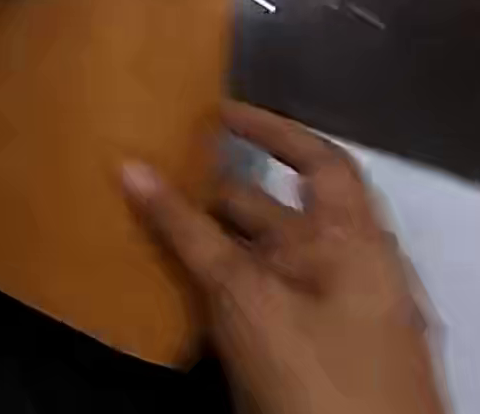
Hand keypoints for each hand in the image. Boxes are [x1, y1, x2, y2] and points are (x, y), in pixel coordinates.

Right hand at [123, 104, 446, 413]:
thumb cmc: (316, 370)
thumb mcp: (242, 293)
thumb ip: (183, 227)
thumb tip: (126, 165)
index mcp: (352, 245)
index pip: (321, 164)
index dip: (272, 129)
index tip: (213, 109)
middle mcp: (340, 268)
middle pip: (268, 206)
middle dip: (204, 184)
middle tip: (140, 161)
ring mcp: (320, 309)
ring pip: (248, 248)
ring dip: (196, 228)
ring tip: (134, 203)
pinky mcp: (295, 341)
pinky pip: (243, 283)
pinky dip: (202, 266)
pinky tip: (156, 259)